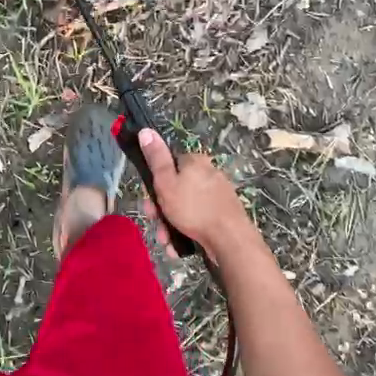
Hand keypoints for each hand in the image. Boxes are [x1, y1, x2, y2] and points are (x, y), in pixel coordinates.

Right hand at [137, 127, 256, 258]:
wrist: (230, 239)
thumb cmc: (193, 209)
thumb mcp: (166, 182)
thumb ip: (156, 158)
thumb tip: (145, 130)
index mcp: (195, 161)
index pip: (169, 166)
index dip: (155, 185)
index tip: (149, 202)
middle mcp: (208, 173)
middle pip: (176, 188)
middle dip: (162, 210)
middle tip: (156, 224)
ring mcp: (218, 194)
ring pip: (186, 207)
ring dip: (172, 224)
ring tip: (167, 242)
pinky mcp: (224, 213)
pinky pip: (199, 218)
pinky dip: (187, 230)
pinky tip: (180, 245)